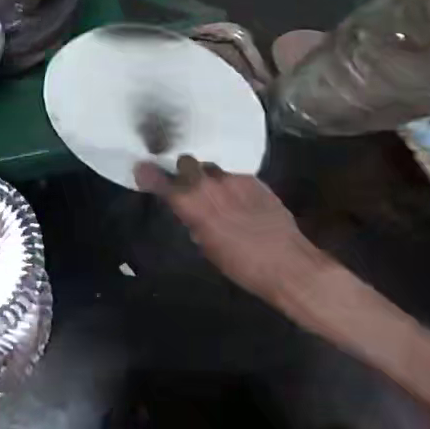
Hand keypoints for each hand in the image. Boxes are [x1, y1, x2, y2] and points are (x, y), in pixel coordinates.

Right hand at [135, 155, 326, 298]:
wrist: (287, 264)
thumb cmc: (241, 265)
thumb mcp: (207, 246)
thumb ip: (193, 220)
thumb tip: (190, 211)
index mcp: (192, 204)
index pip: (161, 180)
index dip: (149, 174)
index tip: (142, 169)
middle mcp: (209, 184)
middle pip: (187, 162)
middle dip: (185, 172)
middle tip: (189, 186)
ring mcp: (234, 179)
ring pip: (212, 168)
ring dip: (209, 178)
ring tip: (218, 195)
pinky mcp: (255, 180)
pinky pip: (234, 176)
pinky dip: (232, 186)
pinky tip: (241, 202)